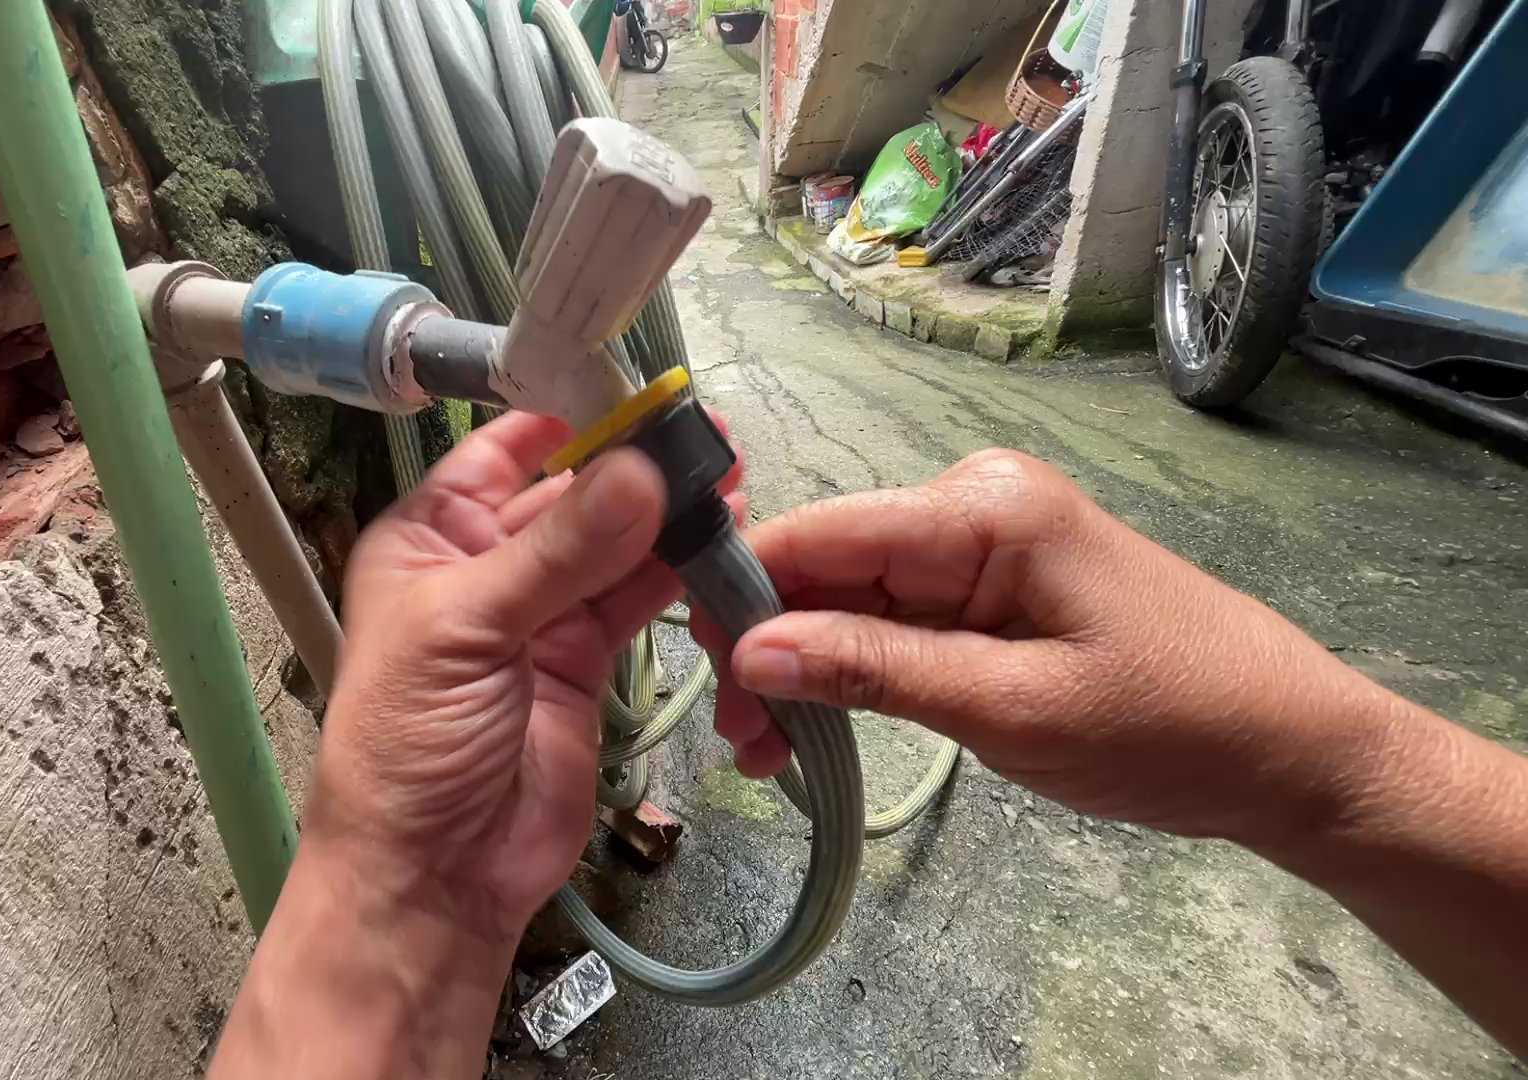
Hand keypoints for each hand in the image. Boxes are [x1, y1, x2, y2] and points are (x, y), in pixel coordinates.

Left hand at [306, 412, 705, 935]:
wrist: (439, 873)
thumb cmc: (412, 740)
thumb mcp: (469, 629)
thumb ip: (560, 554)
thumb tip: (642, 474)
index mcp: (430, 535)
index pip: (498, 451)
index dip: (561, 418)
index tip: (633, 391)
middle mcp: (485, 562)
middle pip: (567, 494)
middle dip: (628, 465)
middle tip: (702, 436)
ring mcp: (540, 610)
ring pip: (609, 543)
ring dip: (661, 514)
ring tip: (725, 476)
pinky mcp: (585, 655)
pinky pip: (632, 595)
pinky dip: (669, 568)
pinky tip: (714, 534)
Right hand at [700, 448, 1414, 848]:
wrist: (1299, 757)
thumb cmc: (1174, 725)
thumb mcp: (1012, 706)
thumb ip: (873, 670)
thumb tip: (748, 651)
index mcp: (978, 509)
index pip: (822, 531)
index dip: (744, 584)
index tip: (694, 653)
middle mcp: (959, 508)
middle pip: (821, 567)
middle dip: (766, 644)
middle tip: (734, 729)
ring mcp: (961, 549)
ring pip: (838, 602)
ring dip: (794, 669)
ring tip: (760, 748)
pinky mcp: (965, 589)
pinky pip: (876, 623)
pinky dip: (837, 674)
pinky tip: (805, 727)